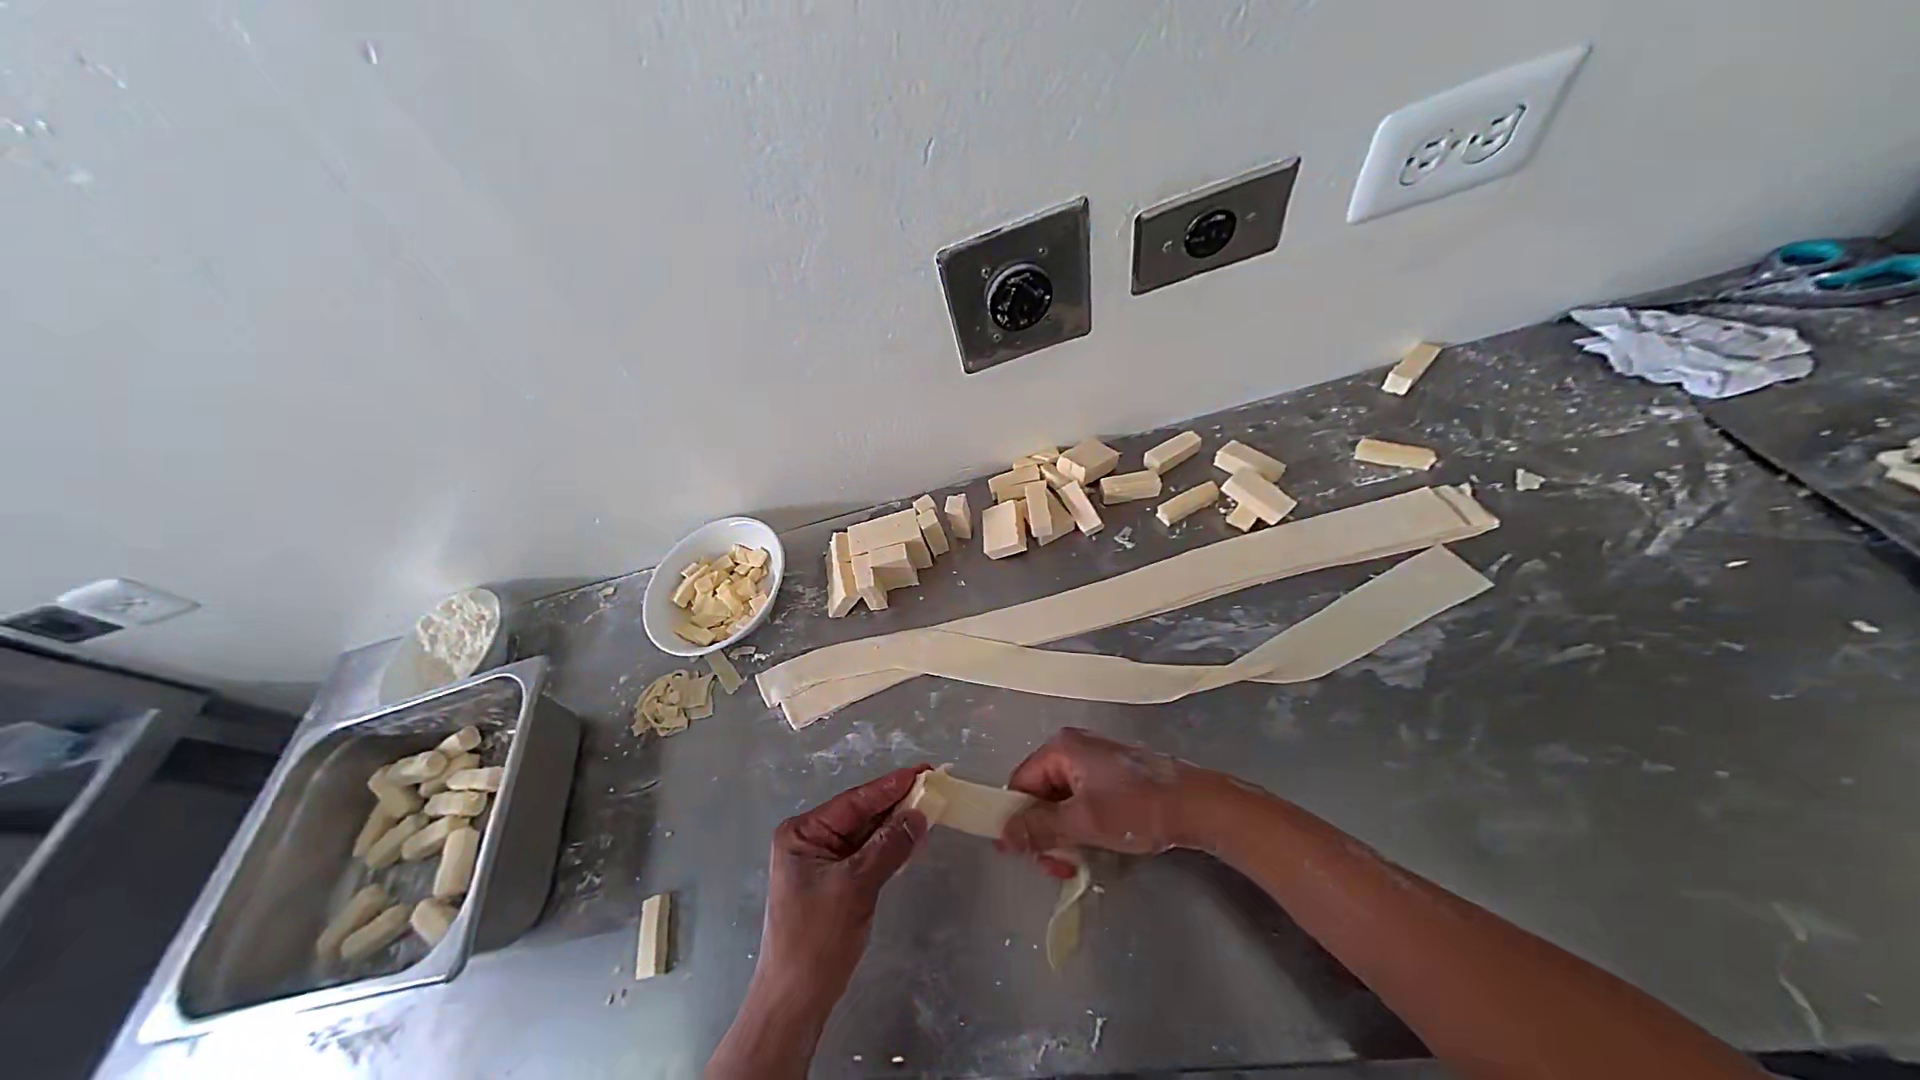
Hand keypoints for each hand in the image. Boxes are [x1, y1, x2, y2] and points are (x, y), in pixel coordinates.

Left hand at [710, 767, 930, 1079]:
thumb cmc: (817, 939)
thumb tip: (919, 815)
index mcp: (802, 832)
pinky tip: (914, 839)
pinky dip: (891, 847)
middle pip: (862, 814)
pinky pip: (869, 853)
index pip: (854, 801)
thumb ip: (888, 847)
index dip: (890, 786)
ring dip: (897, 825)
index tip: (922, 771)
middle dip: (897, 803)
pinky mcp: (838, 881)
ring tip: (931, 808)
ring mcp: (824, 861)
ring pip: (868, 833)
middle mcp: (811, 840)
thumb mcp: (855, 886)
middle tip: (933, 787)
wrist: (796, 999)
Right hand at [997, 728, 1219, 871]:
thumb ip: (1039, 828)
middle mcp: (1074, 748)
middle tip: (1056, 865)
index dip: (1017, 819)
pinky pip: (1082, 801)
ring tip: (1075, 863)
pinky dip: (1081, 826)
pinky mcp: (1113, 777)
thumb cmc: (1137, 809)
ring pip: (1062, 802)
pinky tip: (1092, 849)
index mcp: (1061, 748)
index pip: (1020, 783)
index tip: (1023, 853)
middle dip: (1044, 832)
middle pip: (1040, 793)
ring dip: (1063, 835)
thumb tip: (1002, 835)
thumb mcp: (1083, 822)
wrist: (1198, 806)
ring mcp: (1095, 762)